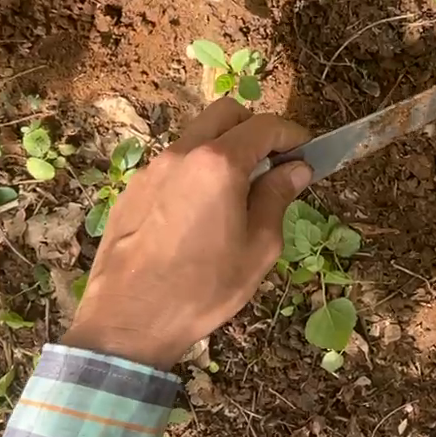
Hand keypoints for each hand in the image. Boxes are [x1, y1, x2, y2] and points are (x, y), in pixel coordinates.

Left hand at [59, 98, 312, 369]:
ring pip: (196, 135)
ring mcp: (152, 169)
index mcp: (219, 164)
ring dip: (224, 147)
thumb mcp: (259, 246)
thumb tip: (296, 169)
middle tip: (273, 162)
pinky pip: (173, 163)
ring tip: (238, 191)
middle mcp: (182, 153)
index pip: (265, 126)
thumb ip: (278, 197)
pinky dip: (196, 169)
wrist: (127, 323)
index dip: (293, 134)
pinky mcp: (131, 190)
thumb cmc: (205, 287)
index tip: (307, 152)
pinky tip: (201, 212)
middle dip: (256, 128)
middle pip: (226, 113)